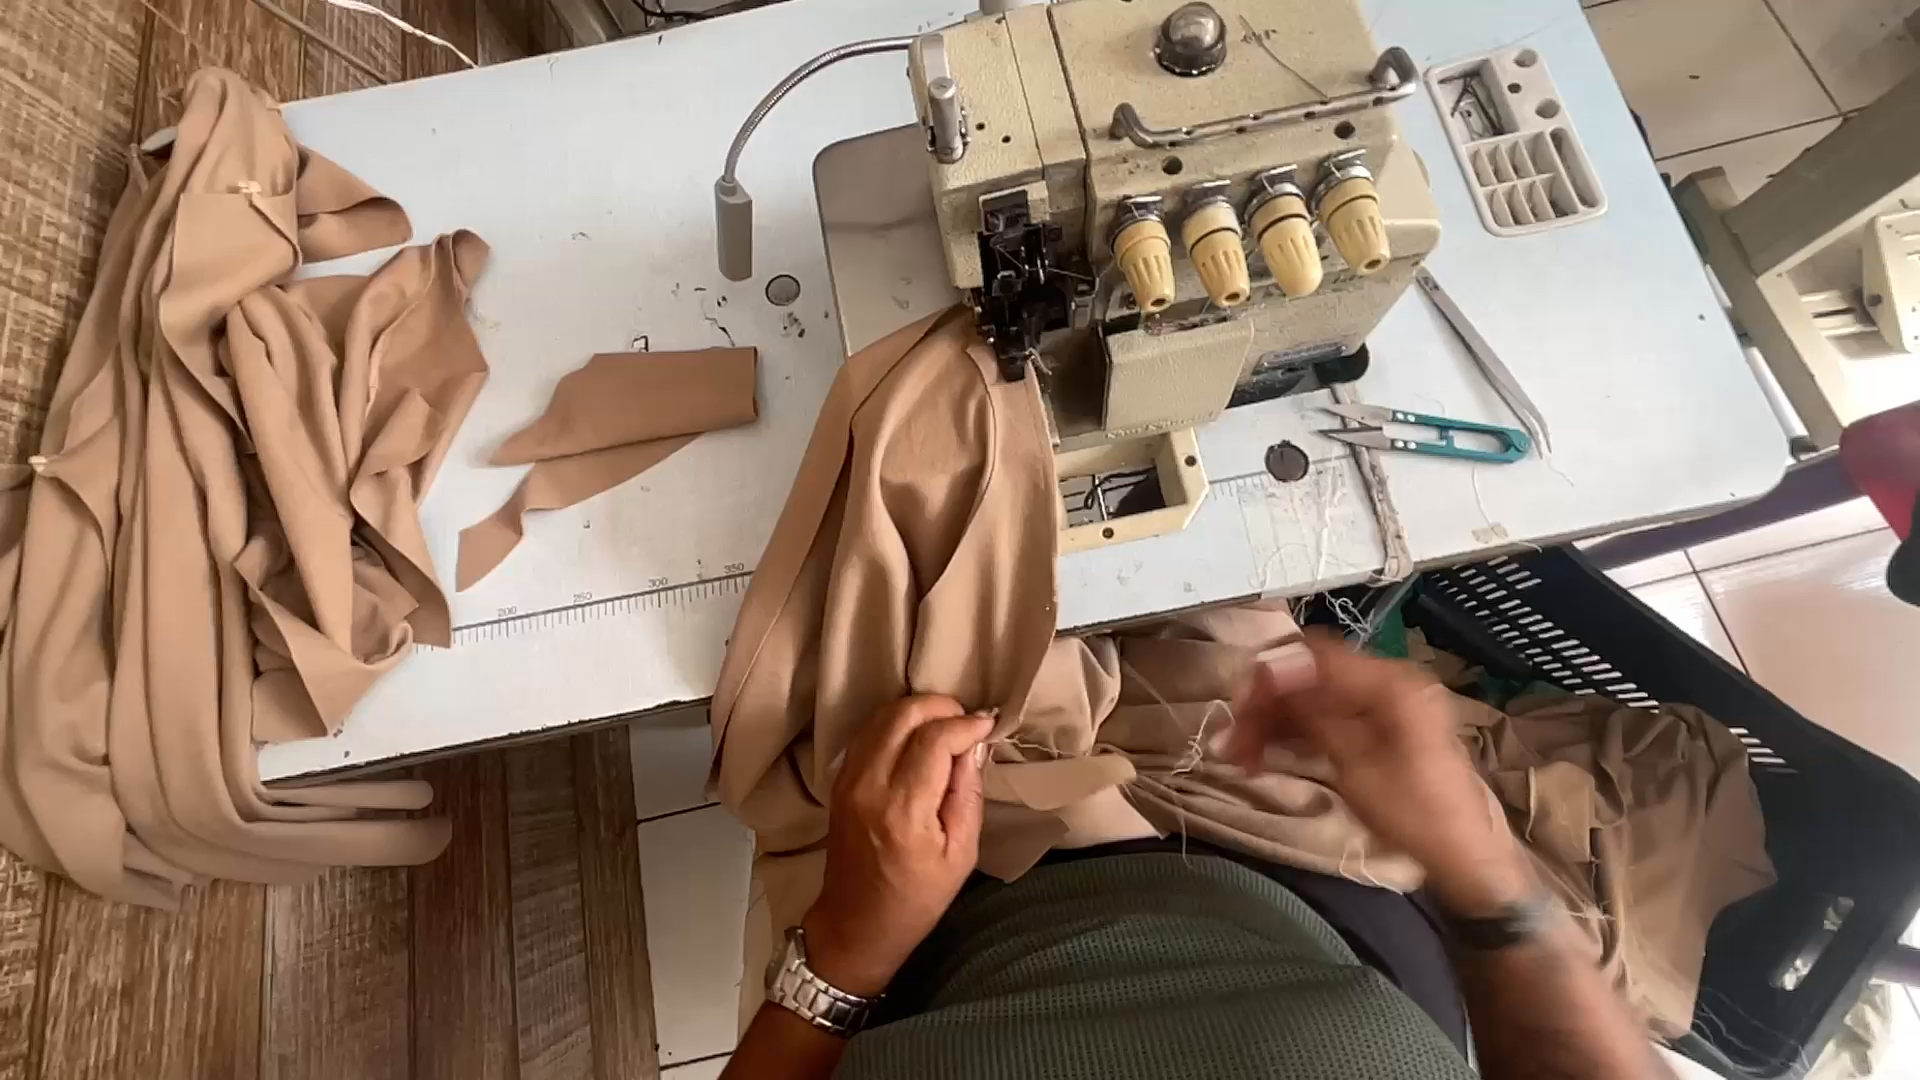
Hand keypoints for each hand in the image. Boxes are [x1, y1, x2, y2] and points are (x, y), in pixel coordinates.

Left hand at [801, 695, 993, 996]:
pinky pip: (869, 731)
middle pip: (903, 715)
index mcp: (903, 810)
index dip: (965, 724)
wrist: (854, 924)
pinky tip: (918, 736)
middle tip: (966, 720)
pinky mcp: (839, 779)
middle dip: (940, 706)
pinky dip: (896, 722)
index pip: (934, 740)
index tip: (987, 724)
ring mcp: (848, 779)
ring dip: (918, 710)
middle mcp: (870, 785)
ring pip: (882, 716)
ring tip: (946, 726)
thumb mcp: (961, 854)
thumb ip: (968, 794)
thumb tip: (973, 746)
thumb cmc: (915, 899)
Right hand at [1222, 630, 1535, 915]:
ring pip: (1305, 700)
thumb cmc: (1417, 816)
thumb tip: (1272, 666)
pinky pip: (1318, 719)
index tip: (1238, 704)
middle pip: (1305, 678)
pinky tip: (1262, 760)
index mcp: (1390, 684)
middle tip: (1232, 739)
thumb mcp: (1357, 764)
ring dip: (1269, 724)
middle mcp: (1383, 685)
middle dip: (1264, 706)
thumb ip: (1313, 711)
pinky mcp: (1370, 730)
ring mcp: (1377, 708)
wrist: (1466, 863)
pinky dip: (1289, 736)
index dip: (1270, 674)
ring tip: (1239, 758)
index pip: (1314, 656)